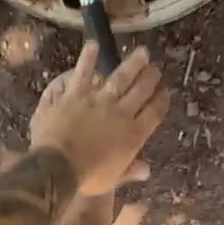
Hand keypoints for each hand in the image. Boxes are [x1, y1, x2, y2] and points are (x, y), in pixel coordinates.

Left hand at [29, 44, 171, 194]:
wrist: (57, 167)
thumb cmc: (87, 178)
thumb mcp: (113, 179)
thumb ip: (131, 171)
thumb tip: (147, 170)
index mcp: (133, 134)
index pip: (154, 113)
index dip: (161, 100)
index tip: (165, 91)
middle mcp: (119, 112)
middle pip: (140, 90)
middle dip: (150, 77)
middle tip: (155, 68)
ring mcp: (96, 100)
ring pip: (118, 77)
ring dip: (131, 63)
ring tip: (141, 52)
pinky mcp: (74, 94)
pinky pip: (81, 73)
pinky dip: (87, 59)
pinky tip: (93, 45)